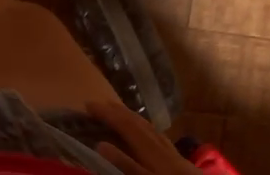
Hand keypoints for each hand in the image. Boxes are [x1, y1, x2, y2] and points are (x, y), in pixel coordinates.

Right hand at [87, 100, 201, 174]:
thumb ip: (126, 165)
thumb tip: (100, 143)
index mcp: (152, 151)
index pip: (125, 126)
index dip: (106, 114)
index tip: (87, 104)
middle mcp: (162, 147)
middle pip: (138, 123)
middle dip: (117, 112)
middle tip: (99, 105)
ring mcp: (174, 154)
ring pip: (150, 129)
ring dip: (132, 117)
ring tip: (119, 112)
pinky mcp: (182, 163)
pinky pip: (159, 137)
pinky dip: (147, 129)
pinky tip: (149, 134)